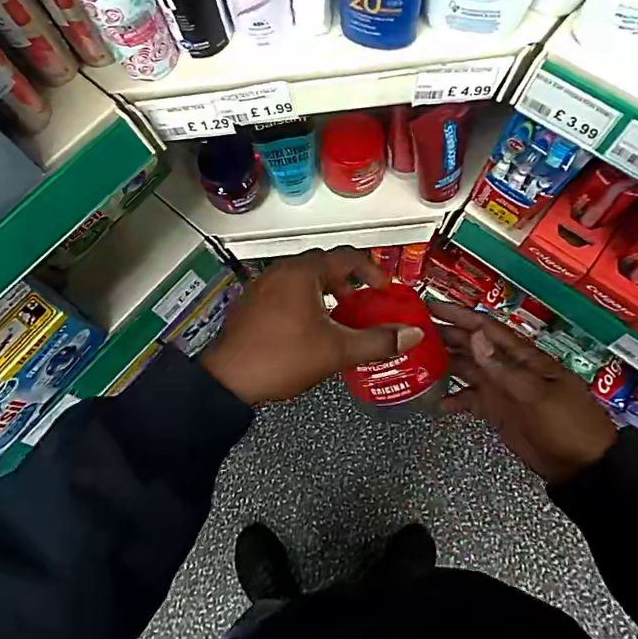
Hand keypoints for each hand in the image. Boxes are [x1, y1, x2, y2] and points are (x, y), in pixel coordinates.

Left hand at [201, 248, 424, 405]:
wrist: (227, 381)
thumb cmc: (279, 358)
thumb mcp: (337, 350)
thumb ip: (377, 341)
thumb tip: (410, 335)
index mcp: (302, 273)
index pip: (346, 256)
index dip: (371, 271)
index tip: (383, 289)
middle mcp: (280, 272)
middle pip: (323, 265)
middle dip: (348, 283)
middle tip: (363, 304)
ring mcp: (261, 287)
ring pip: (302, 279)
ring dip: (325, 293)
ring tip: (339, 318)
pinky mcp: (250, 305)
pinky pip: (285, 293)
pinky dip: (304, 302)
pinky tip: (310, 330)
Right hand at [430, 301, 616, 483]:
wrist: (582, 467)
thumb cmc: (567, 424)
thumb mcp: (536, 395)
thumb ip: (502, 368)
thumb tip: (475, 336)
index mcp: (522, 357)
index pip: (487, 328)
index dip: (460, 315)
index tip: (433, 306)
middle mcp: (509, 368)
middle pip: (473, 345)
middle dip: (446, 335)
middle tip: (415, 330)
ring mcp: (503, 390)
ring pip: (468, 370)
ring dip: (445, 363)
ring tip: (418, 359)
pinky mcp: (498, 412)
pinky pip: (471, 400)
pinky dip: (453, 399)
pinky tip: (435, 402)